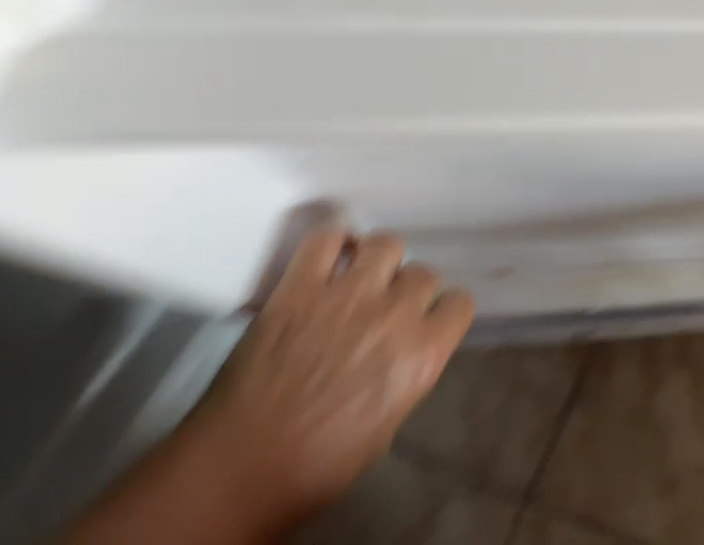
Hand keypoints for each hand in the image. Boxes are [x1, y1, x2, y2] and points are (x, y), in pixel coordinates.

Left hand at [186, 228, 475, 520]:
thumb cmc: (322, 462)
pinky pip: (326, 238)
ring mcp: (348, 295)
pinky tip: (329, 258)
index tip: (424, 323)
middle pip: (423, 273)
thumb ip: (406, 371)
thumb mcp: (389, 421)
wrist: (244, 465)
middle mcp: (395, 314)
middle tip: (383, 308)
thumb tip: (401, 350)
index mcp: (424, 354)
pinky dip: (332, 241)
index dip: (441, 313)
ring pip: (386, 243)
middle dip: (407, 289)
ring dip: (378, 259)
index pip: (459, 303)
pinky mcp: (300, 287)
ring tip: (359, 276)